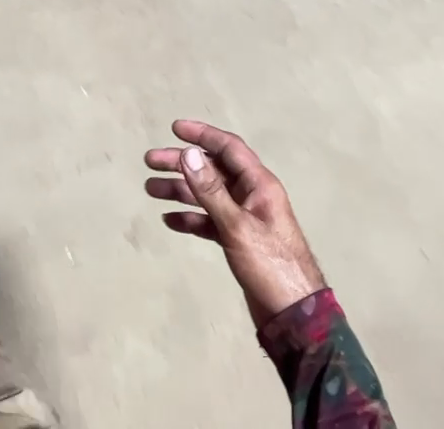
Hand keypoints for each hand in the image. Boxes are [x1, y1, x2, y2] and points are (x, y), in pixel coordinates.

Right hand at [145, 119, 324, 327]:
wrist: (294, 315)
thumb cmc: (270, 266)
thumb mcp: (237, 226)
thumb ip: (211, 190)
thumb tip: (188, 153)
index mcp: (259, 185)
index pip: (229, 148)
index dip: (202, 135)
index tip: (174, 128)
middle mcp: (251, 196)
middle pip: (212, 170)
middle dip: (181, 163)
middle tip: (149, 161)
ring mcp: (244, 218)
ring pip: (207, 195)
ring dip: (180, 190)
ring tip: (151, 189)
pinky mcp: (237, 240)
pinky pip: (209, 220)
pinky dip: (190, 217)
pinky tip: (170, 220)